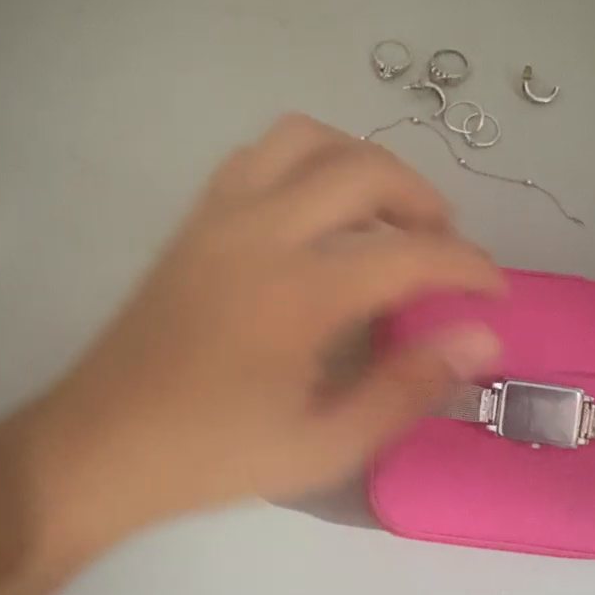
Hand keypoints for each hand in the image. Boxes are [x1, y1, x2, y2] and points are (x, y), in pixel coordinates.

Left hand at [21, 114, 504, 549]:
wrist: (100, 445)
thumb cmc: (212, 455)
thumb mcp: (322, 446)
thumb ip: (407, 388)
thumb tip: (481, 341)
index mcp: (299, 292)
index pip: (411, 254)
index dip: (469, 267)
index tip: (494, 291)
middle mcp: (262, 231)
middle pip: (365, 170)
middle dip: (424, 199)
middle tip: (444, 244)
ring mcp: (221, 214)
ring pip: (307, 139)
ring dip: (361, 162)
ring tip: (383, 214)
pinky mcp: (195, 218)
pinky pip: (259, 156)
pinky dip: (305, 163)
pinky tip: (316, 211)